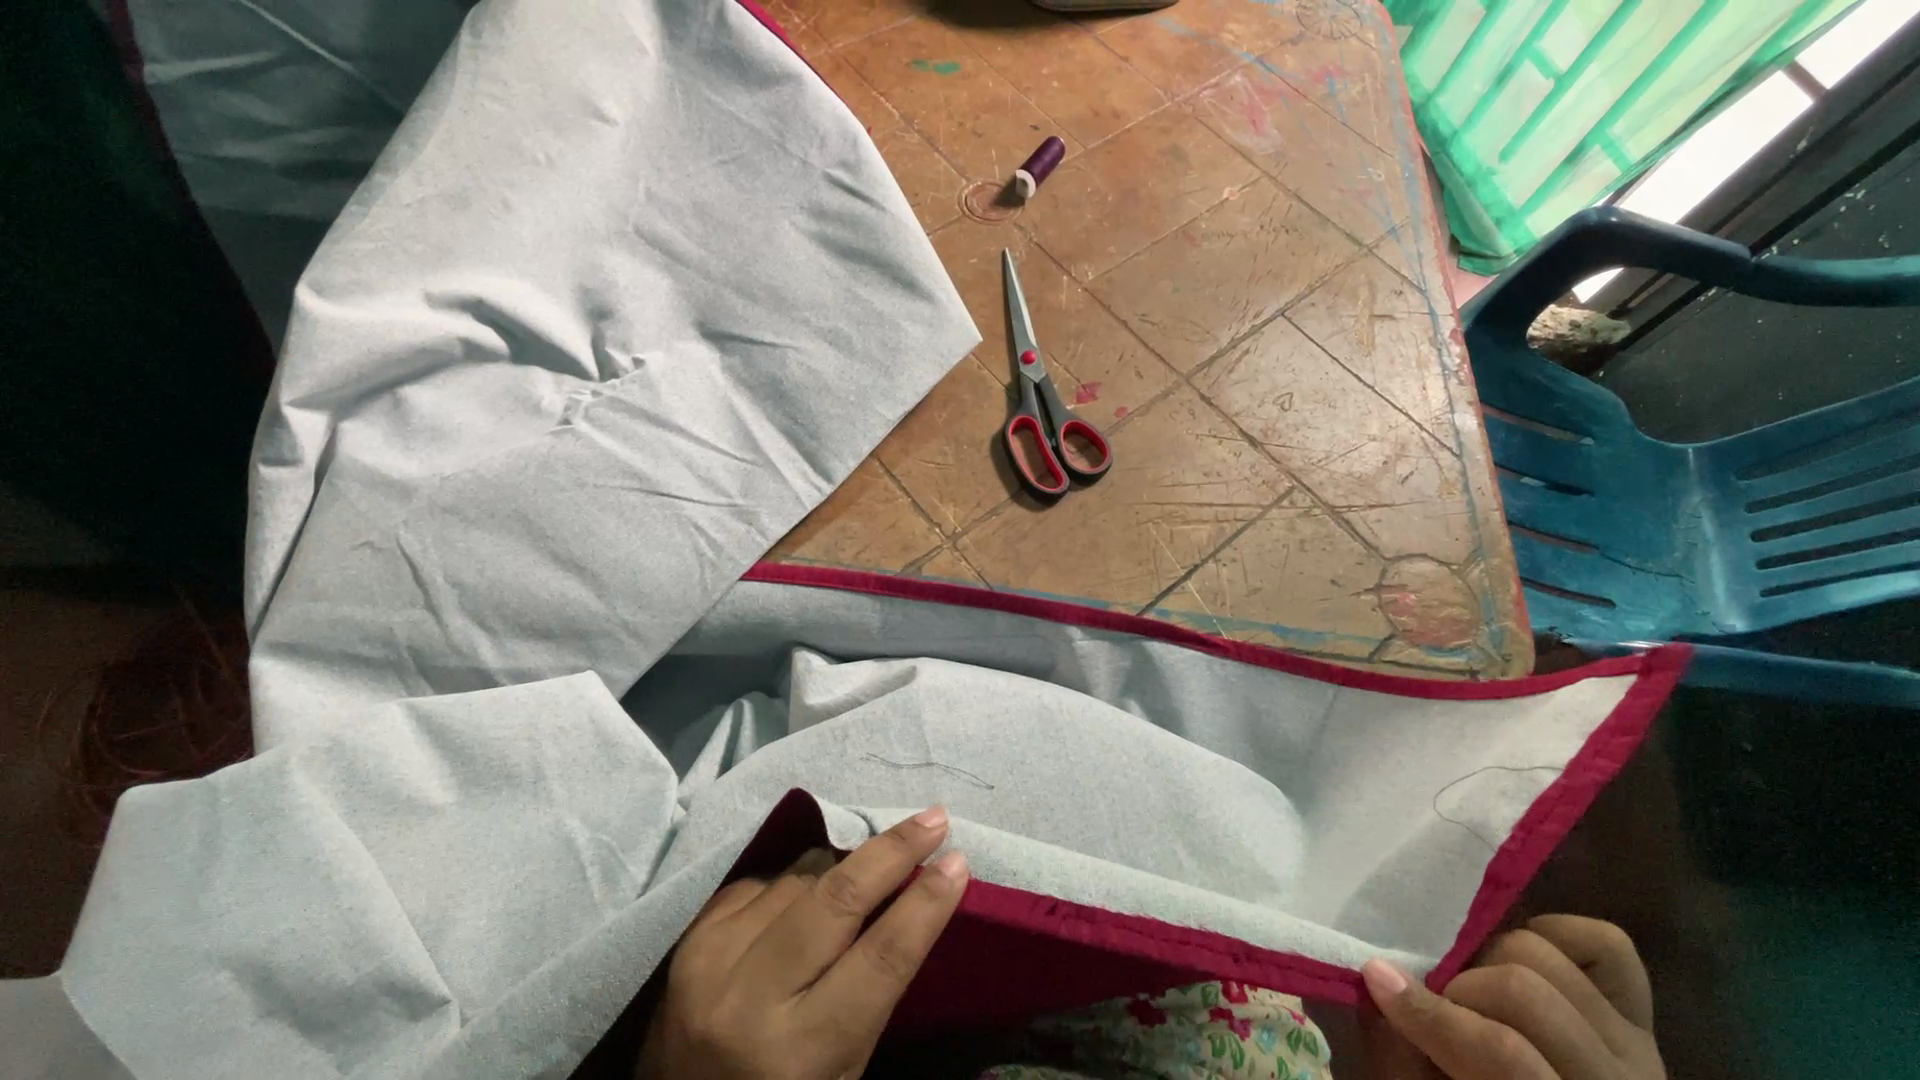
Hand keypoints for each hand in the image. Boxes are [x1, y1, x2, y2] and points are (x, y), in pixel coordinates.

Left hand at [638, 807, 968, 1079]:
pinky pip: (762, 881)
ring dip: (844, 860)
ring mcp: (711, 961)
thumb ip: (872, 984)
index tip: (958, 862)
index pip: (881, 959)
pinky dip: (797, 875)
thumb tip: (913, 892)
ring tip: (875, 856)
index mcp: (802, 1053)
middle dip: (892, 850)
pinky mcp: (689, 937)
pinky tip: (813, 882)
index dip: (926, 904)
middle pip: (835, 899)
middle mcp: (749, 1001)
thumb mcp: (843, 1064)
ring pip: (799, 878)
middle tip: (934, 819)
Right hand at [1361, 915, 1663, 1079]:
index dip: (1432, 1015)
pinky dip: (1554, 935)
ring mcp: (1636, 1047)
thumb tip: (1377, 980)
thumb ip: (1399, 1058)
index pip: (1504, 1053)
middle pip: (1523, 990)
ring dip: (1490, 958)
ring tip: (1468, 985)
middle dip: (1460, 987)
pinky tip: (1522, 962)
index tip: (1375, 978)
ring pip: (1547, 956)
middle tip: (1429, 1000)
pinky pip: (1608, 944)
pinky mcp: (1639, 1017)